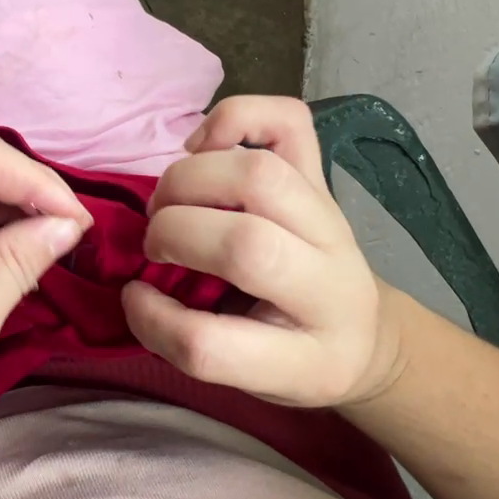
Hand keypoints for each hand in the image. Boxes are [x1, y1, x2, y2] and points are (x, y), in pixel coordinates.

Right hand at [121, 96, 402, 407]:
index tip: (136, 299)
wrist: (364, 332)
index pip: (212, 344)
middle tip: (155, 244)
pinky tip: (201, 147)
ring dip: (188, 181)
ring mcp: (329, 219)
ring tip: (169, 201)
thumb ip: (190, 344)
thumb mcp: (250, 380)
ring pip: (259, 174)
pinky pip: (288, 121)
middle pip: (245, 245)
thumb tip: (135, 288)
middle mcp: (330, 283)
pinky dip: (233, 118)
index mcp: (307, 357)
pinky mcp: (321, 176)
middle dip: (171, 234)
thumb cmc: (295, 356)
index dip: (152, 320)